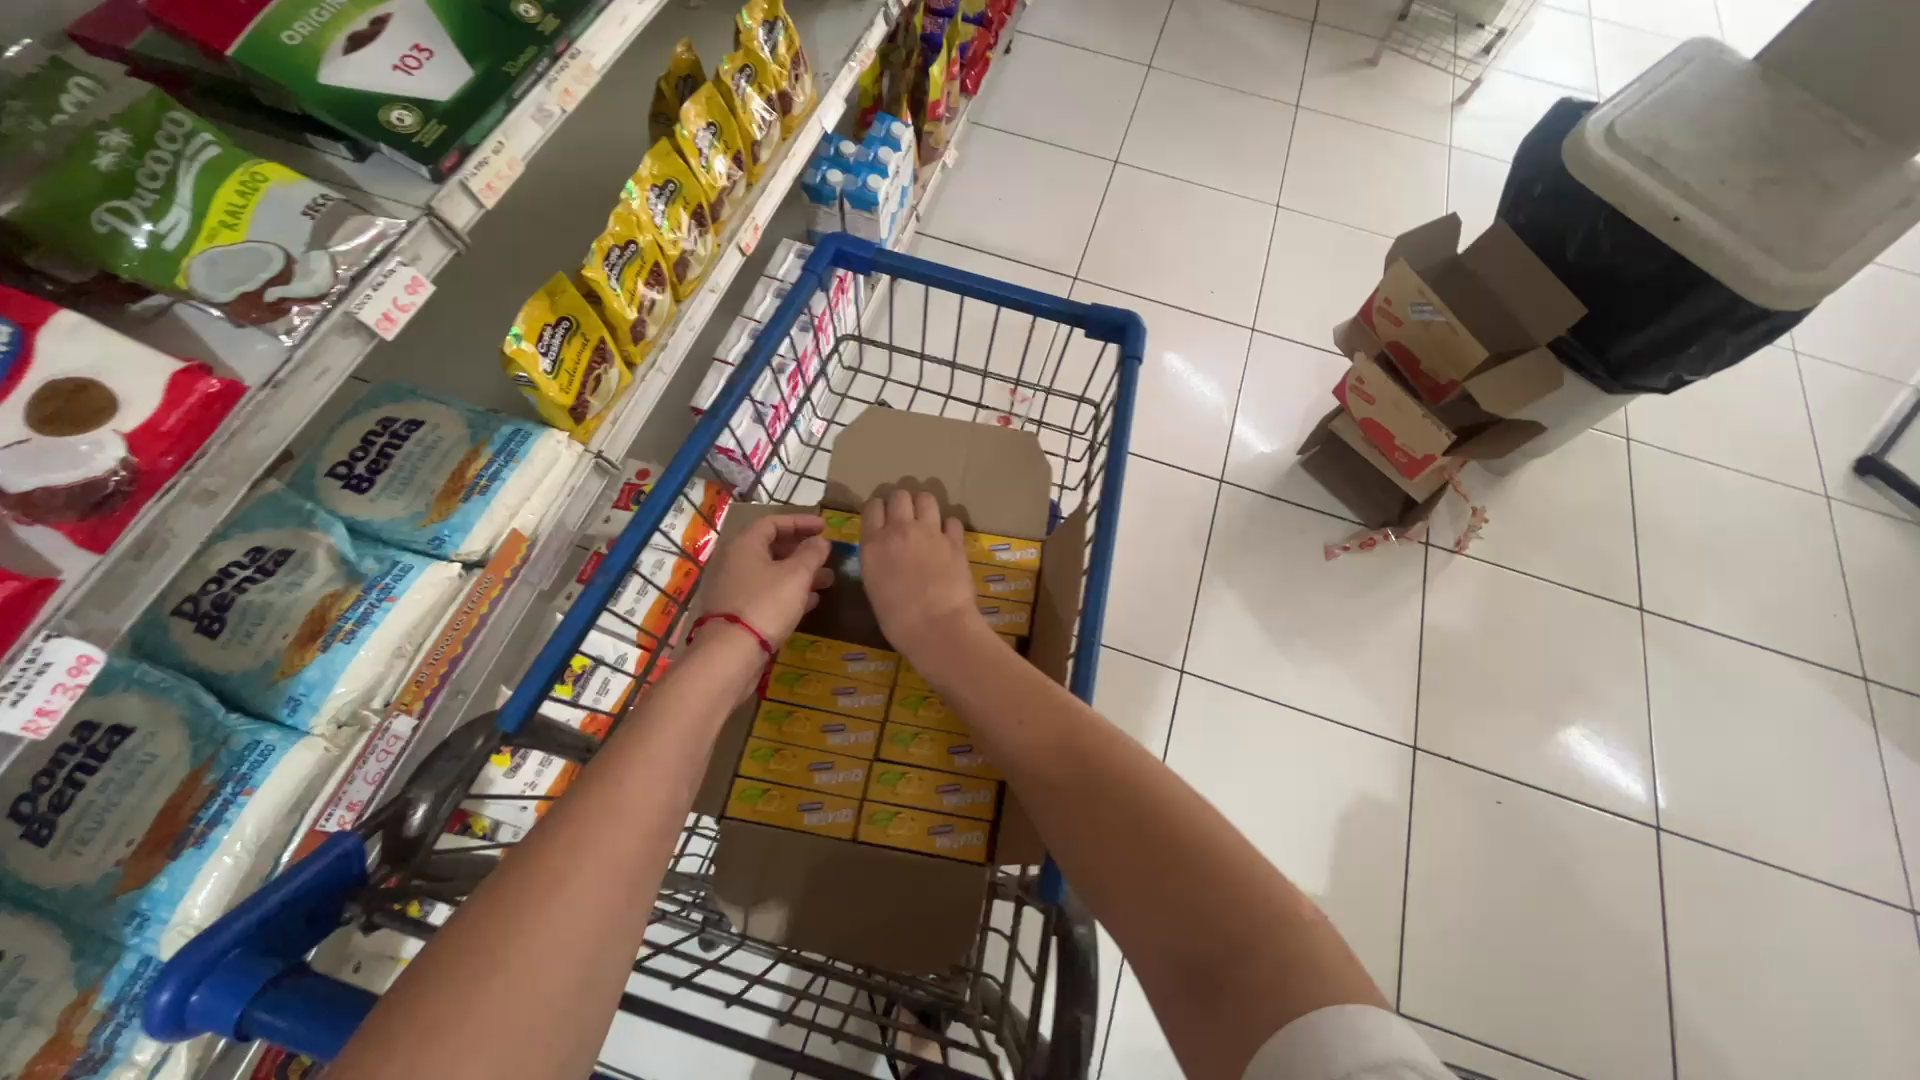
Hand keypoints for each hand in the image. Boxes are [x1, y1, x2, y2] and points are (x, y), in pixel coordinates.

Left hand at [696, 514, 833, 649]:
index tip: (825, 527)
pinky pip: (767, 593)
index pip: (773, 522)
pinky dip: (789, 592)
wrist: (731, 653)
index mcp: (745, 544)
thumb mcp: (796, 575)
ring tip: (827, 580)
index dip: (801, 522)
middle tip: (827, 555)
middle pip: (771, 547)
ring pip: (772, 572)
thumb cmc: (766, 604)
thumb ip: (812, 554)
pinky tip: (811, 601)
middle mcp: (735, 561)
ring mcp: (734, 587)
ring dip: (800, 573)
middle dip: (802, 550)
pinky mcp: (737, 611)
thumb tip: (821, 541)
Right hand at [860, 489, 983, 658]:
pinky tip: (947, 538)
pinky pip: (952, 520)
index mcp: (873, 544)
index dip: (877, 509)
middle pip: (899, 495)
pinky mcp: (955, 541)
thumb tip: (885, 553)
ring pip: (926, 498)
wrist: (937, 628)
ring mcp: (930, 533)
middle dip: (901, 503)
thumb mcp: (874, 587)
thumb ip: (877, 561)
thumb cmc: (898, 621)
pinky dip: (948, 526)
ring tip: (926, 520)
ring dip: (924, 505)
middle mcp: (900, 530)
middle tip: (905, 518)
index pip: (871, 506)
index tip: (882, 518)